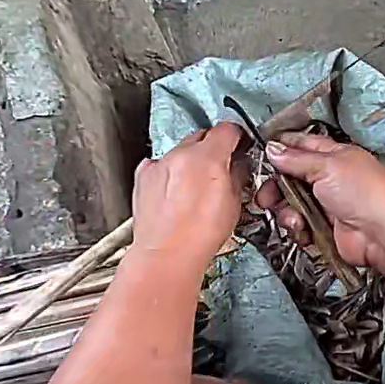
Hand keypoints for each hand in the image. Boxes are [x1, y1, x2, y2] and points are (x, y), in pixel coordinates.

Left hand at [129, 123, 244, 269]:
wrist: (168, 253)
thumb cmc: (201, 233)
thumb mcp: (234, 202)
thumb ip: (237, 175)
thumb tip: (238, 166)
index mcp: (208, 157)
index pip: (227, 130)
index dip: (238, 136)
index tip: (241, 143)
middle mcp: (180, 155)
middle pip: (202, 136)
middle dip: (214, 147)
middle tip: (223, 166)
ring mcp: (159, 164)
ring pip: (181, 151)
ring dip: (192, 161)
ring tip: (199, 185)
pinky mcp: (143, 176)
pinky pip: (161, 164)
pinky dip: (171, 171)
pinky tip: (178, 191)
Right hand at [258, 131, 384, 268]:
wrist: (382, 233)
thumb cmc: (368, 194)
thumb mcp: (328, 166)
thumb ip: (297, 158)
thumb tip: (274, 149)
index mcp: (337, 156)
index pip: (303, 145)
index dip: (283, 148)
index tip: (263, 153)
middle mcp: (333, 179)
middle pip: (292, 178)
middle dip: (277, 187)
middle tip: (268, 195)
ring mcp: (329, 204)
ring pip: (292, 204)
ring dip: (287, 212)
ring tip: (294, 217)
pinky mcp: (327, 227)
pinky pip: (301, 226)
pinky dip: (298, 229)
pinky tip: (304, 229)